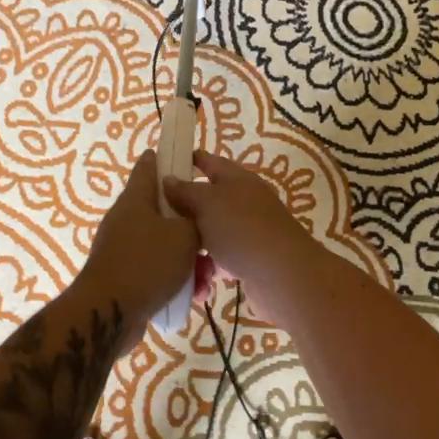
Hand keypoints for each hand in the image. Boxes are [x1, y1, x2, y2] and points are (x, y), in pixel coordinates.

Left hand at [75, 153, 203, 328]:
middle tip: (213, 240)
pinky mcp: (126, 276)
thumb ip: (194, 218)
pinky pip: (158, 269)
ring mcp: (124, 249)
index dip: (168, 158)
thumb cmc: (147, 263)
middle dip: (193, 227)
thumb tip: (191, 211)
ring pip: (165, 244)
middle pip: (165, 211)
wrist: (109, 315)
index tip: (187, 160)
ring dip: (190, 258)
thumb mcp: (184, 236)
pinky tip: (195, 294)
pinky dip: (177, 278)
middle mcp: (127, 219)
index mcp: (137, 199)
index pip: (150, 167)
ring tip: (208, 279)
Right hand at [163, 151, 326, 319]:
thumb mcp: (207, 203)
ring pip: (210, 232)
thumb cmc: (241, 228)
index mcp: (236, 178)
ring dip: (193, 245)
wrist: (282, 274)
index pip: (208, 161)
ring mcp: (247, 230)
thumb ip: (185, 191)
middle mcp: (243, 200)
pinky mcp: (249, 258)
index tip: (162, 166)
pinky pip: (220, 258)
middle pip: (206, 200)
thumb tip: (168, 178)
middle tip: (156, 220)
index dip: (188, 160)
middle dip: (183, 211)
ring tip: (173, 257)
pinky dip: (208, 267)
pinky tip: (195, 278)